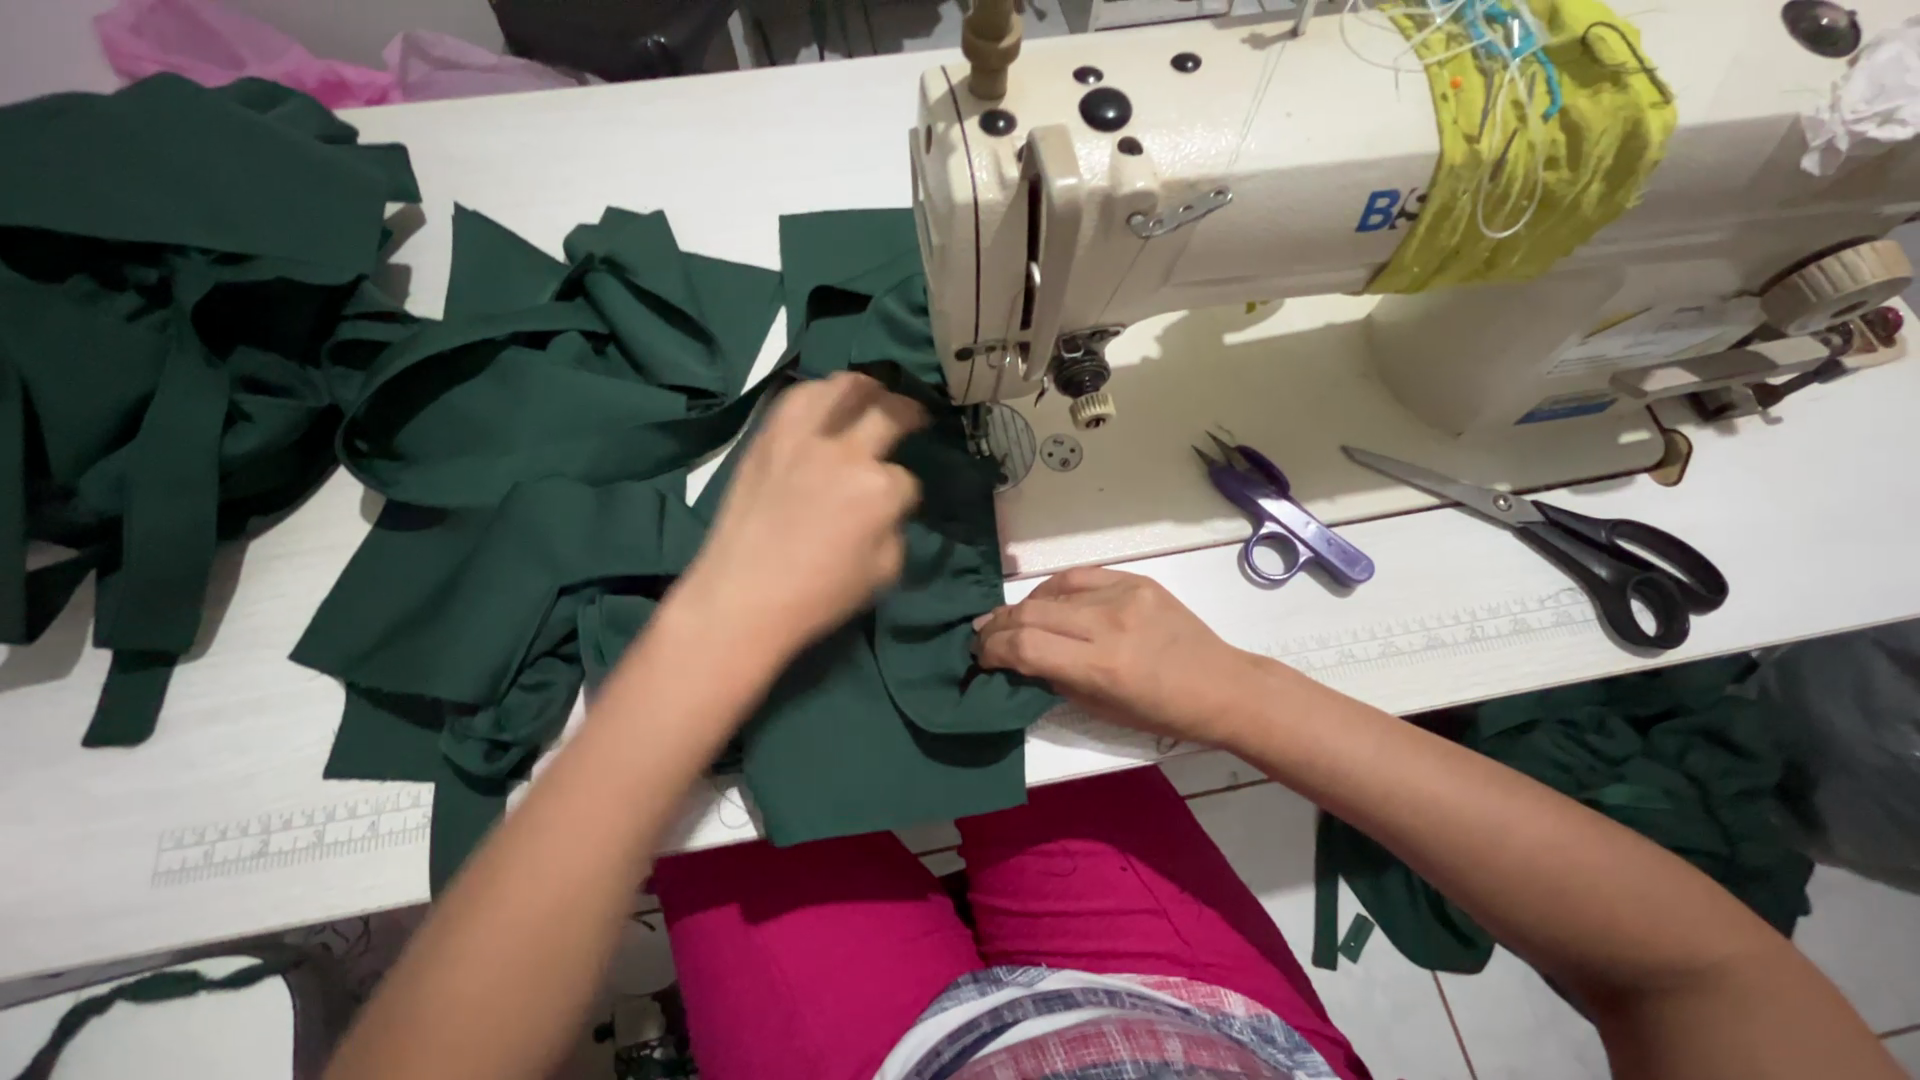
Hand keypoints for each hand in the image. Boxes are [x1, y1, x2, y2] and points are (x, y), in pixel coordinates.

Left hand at [675, 372, 926, 657]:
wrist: (743, 597)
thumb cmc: (819, 595)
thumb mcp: (885, 572)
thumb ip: (895, 527)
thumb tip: (887, 506)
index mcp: (879, 489)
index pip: (907, 477)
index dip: (906, 490)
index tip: (898, 500)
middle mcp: (844, 452)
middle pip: (888, 410)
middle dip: (910, 410)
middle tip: (914, 414)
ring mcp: (803, 438)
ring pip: (843, 387)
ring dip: (867, 387)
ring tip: (873, 393)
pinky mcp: (768, 437)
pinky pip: (797, 396)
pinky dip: (818, 392)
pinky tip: (826, 401)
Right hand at [973, 568, 1265, 746]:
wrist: (1220, 685)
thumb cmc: (1161, 712)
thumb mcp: (1100, 709)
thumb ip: (1055, 678)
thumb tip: (1018, 659)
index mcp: (1101, 666)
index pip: (1025, 647)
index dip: (992, 650)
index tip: (980, 657)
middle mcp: (1109, 624)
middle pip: (1029, 614)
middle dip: (996, 626)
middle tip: (981, 637)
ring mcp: (1124, 595)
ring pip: (1050, 591)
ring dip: (1021, 607)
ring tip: (1007, 620)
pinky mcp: (1136, 580)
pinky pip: (1080, 577)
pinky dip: (1054, 590)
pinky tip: (1044, 601)